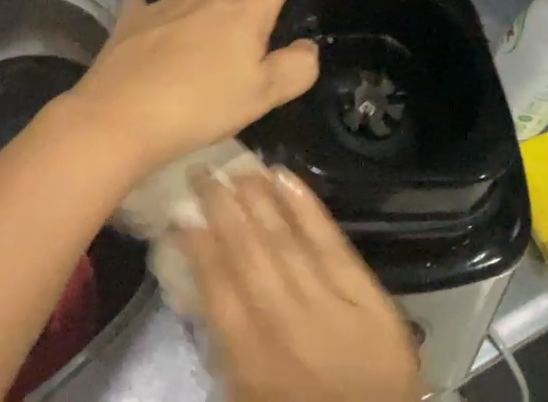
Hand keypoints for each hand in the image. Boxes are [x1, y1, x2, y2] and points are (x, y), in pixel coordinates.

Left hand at [64, 0, 332, 173]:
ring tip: (217, 36)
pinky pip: (156, 4)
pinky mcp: (133, 17)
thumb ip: (296, 68)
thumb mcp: (262, 96)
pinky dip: (170, 14)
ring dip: (216, 2)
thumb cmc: (201, 105)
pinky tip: (164, 32)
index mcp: (246, 6)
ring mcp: (166, 1)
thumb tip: (307, 47)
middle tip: (268, 17)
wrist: (118, 117)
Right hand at [181, 169, 423, 401]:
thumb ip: (224, 341)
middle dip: (220, 206)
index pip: (215, 285)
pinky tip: (286, 178)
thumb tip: (200, 286)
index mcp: (250, 353)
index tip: (180, 211)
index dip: (196, 243)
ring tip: (239, 167)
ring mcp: (328, 304)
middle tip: (203, 170)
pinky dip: (307, 207)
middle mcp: (284, 321)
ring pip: (284, 239)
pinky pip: (331, 242)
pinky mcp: (366, 294)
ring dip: (258, 198)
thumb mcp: (247, 390)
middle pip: (246, 251)